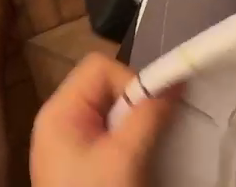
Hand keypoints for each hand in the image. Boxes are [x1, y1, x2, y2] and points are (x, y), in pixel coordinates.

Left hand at [31, 53, 176, 186]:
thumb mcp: (126, 158)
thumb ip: (149, 113)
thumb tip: (176, 78)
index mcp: (58, 112)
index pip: (100, 68)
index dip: (130, 82)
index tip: (150, 114)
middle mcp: (58, 122)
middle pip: (105, 89)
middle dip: (133, 107)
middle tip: (148, 138)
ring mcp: (67, 147)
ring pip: (110, 114)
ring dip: (133, 128)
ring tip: (142, 155)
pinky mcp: (78, 168)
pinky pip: (107, 138)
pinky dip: (127, 146)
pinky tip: (136, 167)